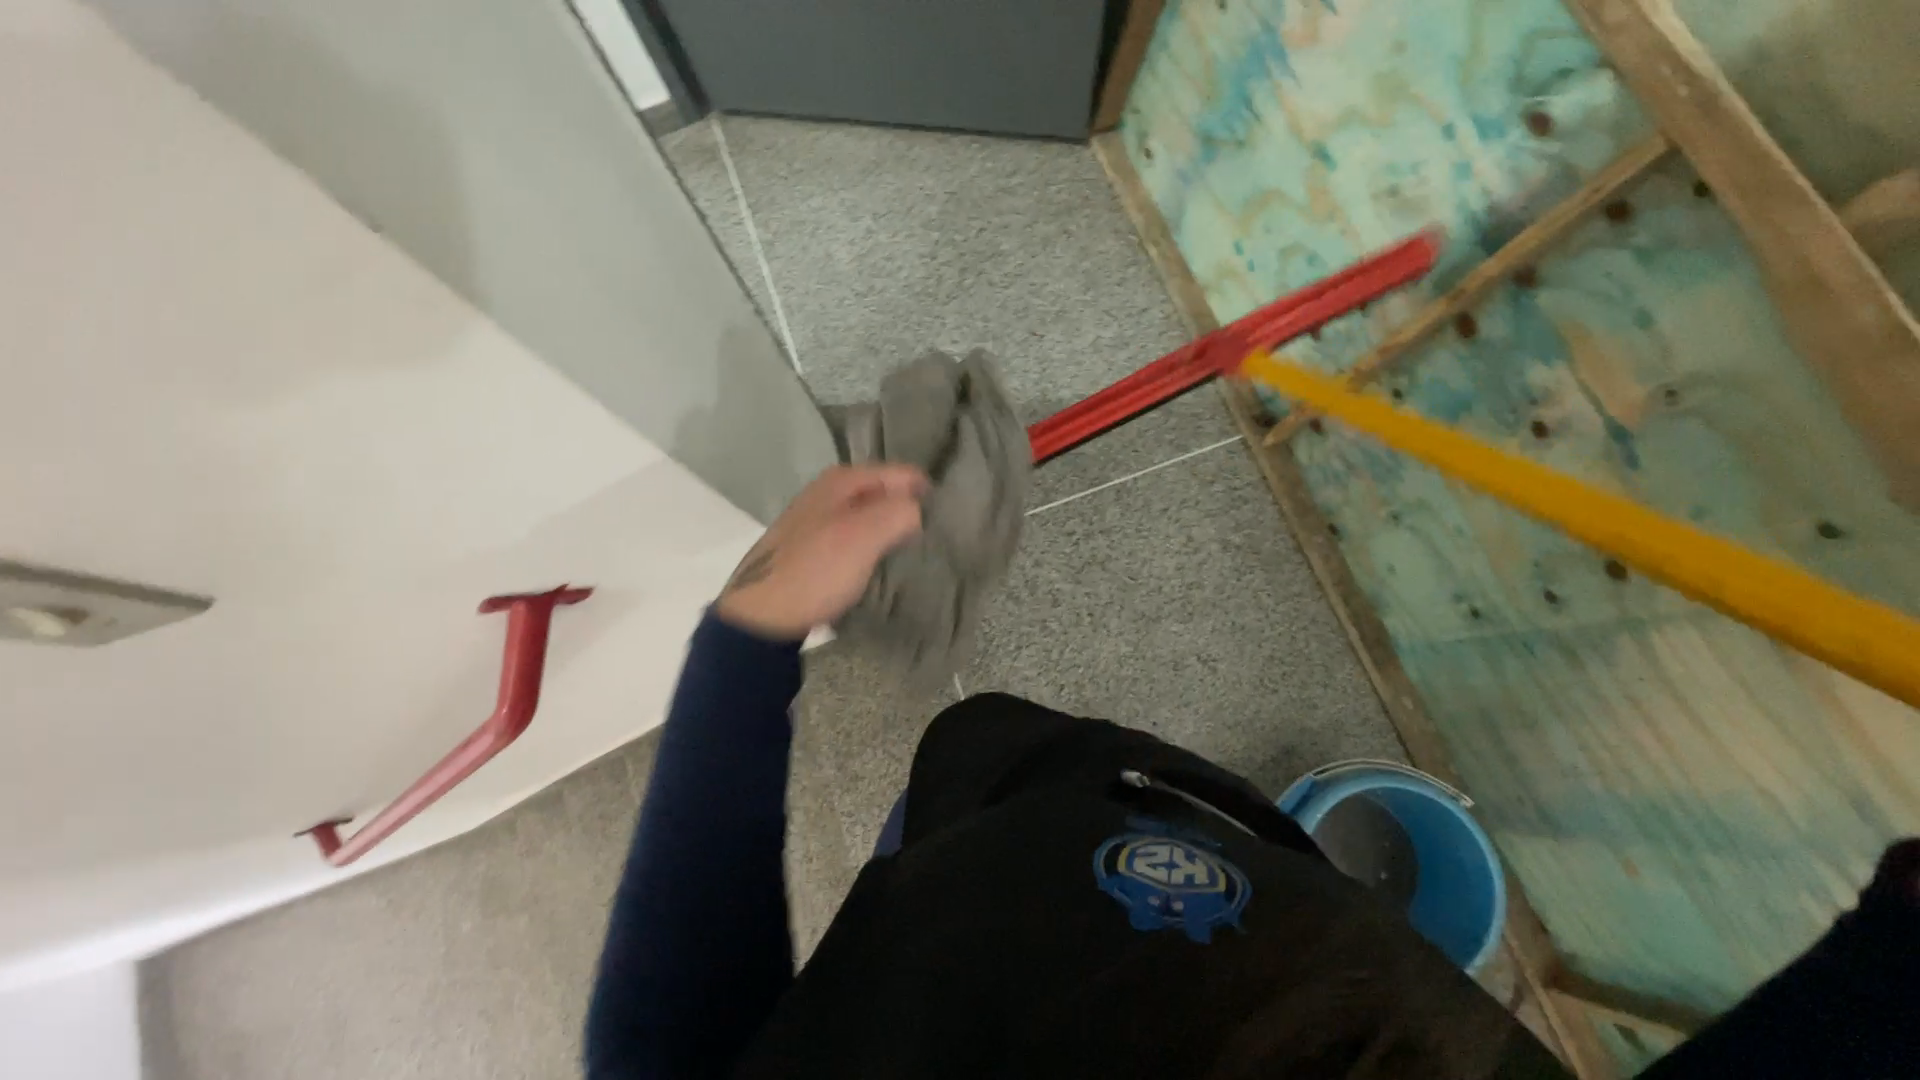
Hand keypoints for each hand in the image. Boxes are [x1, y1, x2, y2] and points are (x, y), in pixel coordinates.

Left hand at [714, 464, 929, 641]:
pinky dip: (874, 554)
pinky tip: (884, 574)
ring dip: (894, 538)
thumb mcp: (864, 535)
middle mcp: (830, 493)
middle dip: (913, 516)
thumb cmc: (815, 571)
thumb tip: (923, 510)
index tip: (949, 527)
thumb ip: (902, 512)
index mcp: (842, 479)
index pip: (906, 474)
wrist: (761, 618)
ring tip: (917, 562)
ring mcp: (821, 522)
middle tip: (937, 546)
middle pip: (889, 497)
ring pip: (874, 521)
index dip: (930, 496)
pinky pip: (859, 543)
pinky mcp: (817, 551)